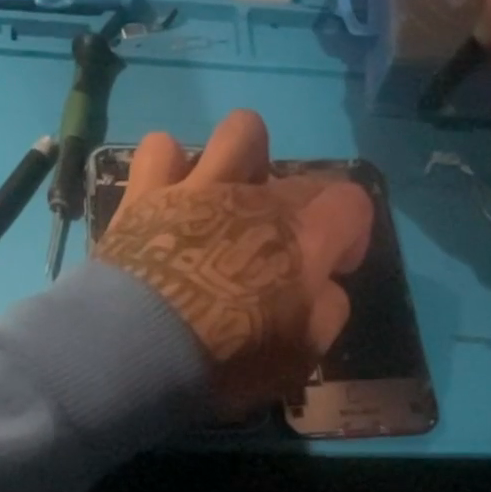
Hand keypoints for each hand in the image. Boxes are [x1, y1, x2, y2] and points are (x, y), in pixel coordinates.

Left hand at [94, 110, 373, 414]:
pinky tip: (168, 198)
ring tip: (231, 200)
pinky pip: (162, 149)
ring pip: (241, 131)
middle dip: (303, 211)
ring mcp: (201, 187)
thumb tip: (324, 287)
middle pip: (301, 178)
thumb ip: (325, 313)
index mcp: (305, 237)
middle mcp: (259, 198)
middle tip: (278, 254)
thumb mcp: (298, 358)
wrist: (137, 348)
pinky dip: (168, 168)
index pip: (353, 203)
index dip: (350, 234)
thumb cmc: (224, 360)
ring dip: (244, 161)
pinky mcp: (147, 193)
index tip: (332, 268)